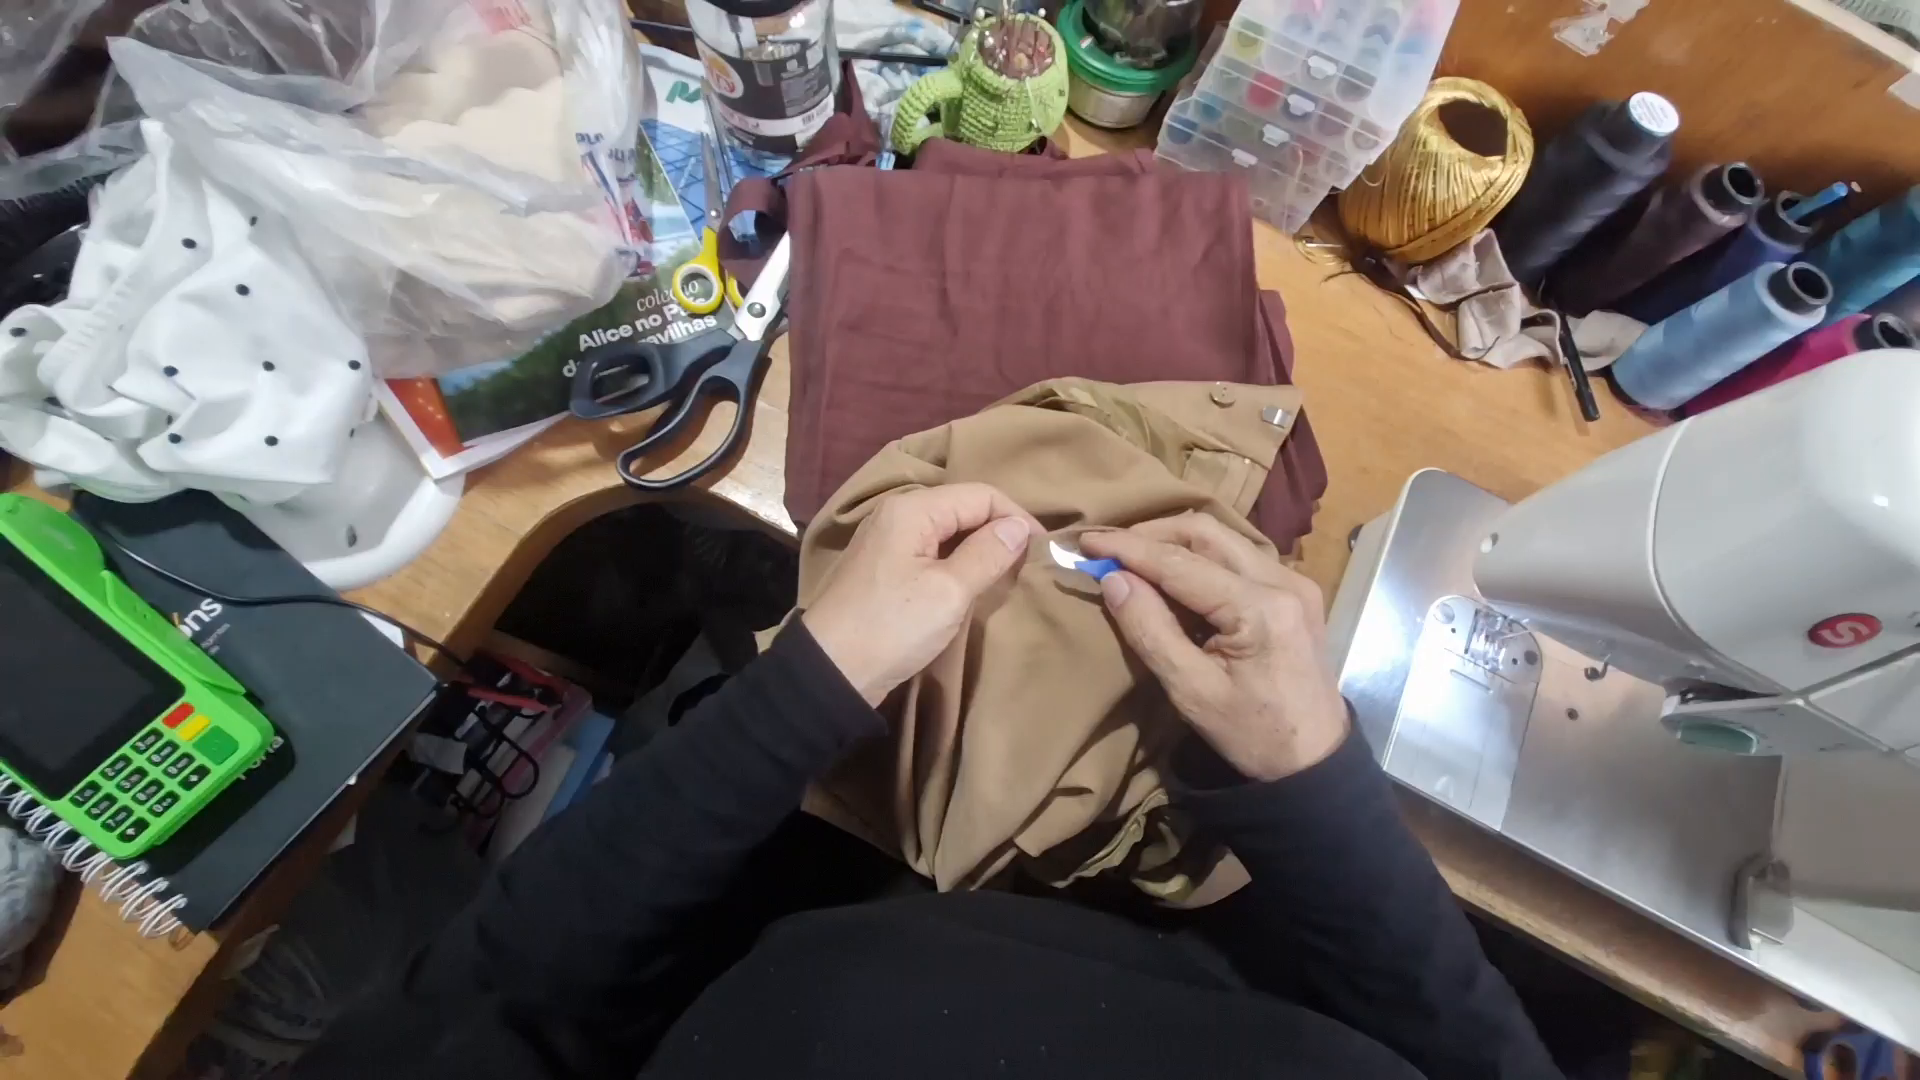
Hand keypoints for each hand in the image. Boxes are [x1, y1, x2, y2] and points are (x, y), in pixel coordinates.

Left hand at [803, 483, 1038, 705]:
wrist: (829, 672)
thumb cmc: (892, 627)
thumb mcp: (949, 592)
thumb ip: (988, 554)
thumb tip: (1020, 527)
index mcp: (912, 509)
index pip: (981, 494)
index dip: (1016, 518)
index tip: (1042, 552)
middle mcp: (897, 513)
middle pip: (964, 508)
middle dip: (999, 531)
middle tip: (1028, 565)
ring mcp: (888, 539)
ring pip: (949, 530)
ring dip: (980, 548)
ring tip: (1008, 574)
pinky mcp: (885, 566)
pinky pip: (932, 550)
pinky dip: (957, 561)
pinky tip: (974, 583)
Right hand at [1080, 514, 1348, 780]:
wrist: (1315, 761)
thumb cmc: (1251, 734)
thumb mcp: (1191, 691)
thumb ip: (1150, 630)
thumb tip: (1113, 579)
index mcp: (1261, 608)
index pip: (1180, 562)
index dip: (1129, 548)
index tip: (1087, 542)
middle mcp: (1283, 580)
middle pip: (1206, 532)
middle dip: (1151, 533)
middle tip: (1109, 548)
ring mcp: (1294, 581)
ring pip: (1223, 538)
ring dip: (1174, 540)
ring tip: (1132, 556)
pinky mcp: (1294, 590)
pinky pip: (1237, 556)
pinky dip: (1198, 556)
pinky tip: (1171, 574)